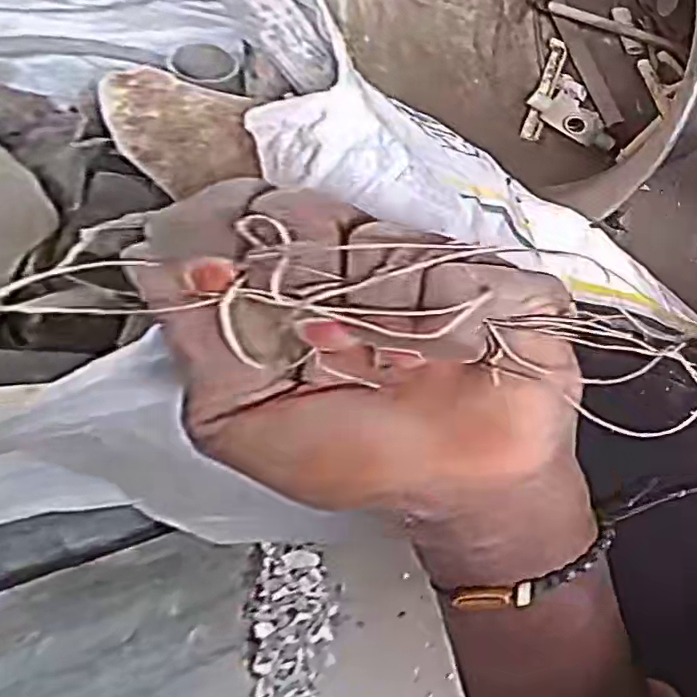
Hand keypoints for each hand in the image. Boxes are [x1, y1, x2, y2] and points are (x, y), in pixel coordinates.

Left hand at [130, 180, 584, 530]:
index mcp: (300, 291)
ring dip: (385, 320)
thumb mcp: (241, 417)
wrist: (468, 483)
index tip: (221, 279)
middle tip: (324, 341)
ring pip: (393, 245)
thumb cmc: (366, 459)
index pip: (240, 215)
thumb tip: (182, 264)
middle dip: (303, 277)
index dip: (223, 233)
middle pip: (311, 213)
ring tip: (400, 368)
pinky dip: (453, 323)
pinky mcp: (514, 285)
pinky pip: (469, 274)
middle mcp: (370, 268)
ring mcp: (445, 271)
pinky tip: (456, 357)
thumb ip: (203, 339)